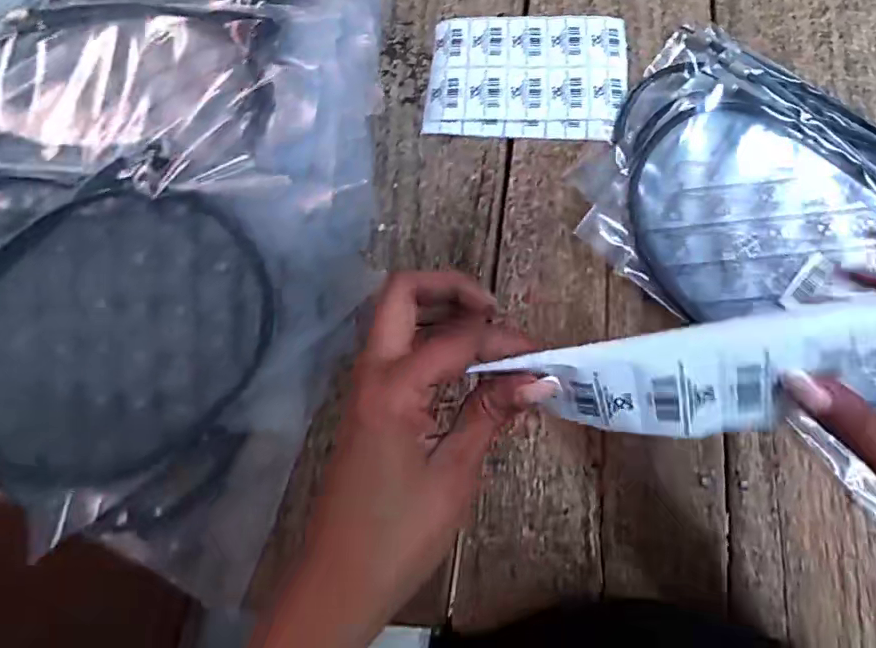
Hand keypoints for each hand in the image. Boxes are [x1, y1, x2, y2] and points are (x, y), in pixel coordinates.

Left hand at [252, 271, 556, 647]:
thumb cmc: (396, 535)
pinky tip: (466, 365)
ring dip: (442, 308)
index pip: (459, 337)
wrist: (334, 588)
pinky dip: (434, 338)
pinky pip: (401, 345)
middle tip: (493, 312)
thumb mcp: (454, 473)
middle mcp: (372, 371)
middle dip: (453, 288)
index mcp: (393, 387)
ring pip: (398, 313)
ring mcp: (366, 383)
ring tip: (486, 333)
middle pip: (404, 292)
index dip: (504, 340)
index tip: (537, 356)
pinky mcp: (369, 399)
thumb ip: (492, 412)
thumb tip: (541, 378)